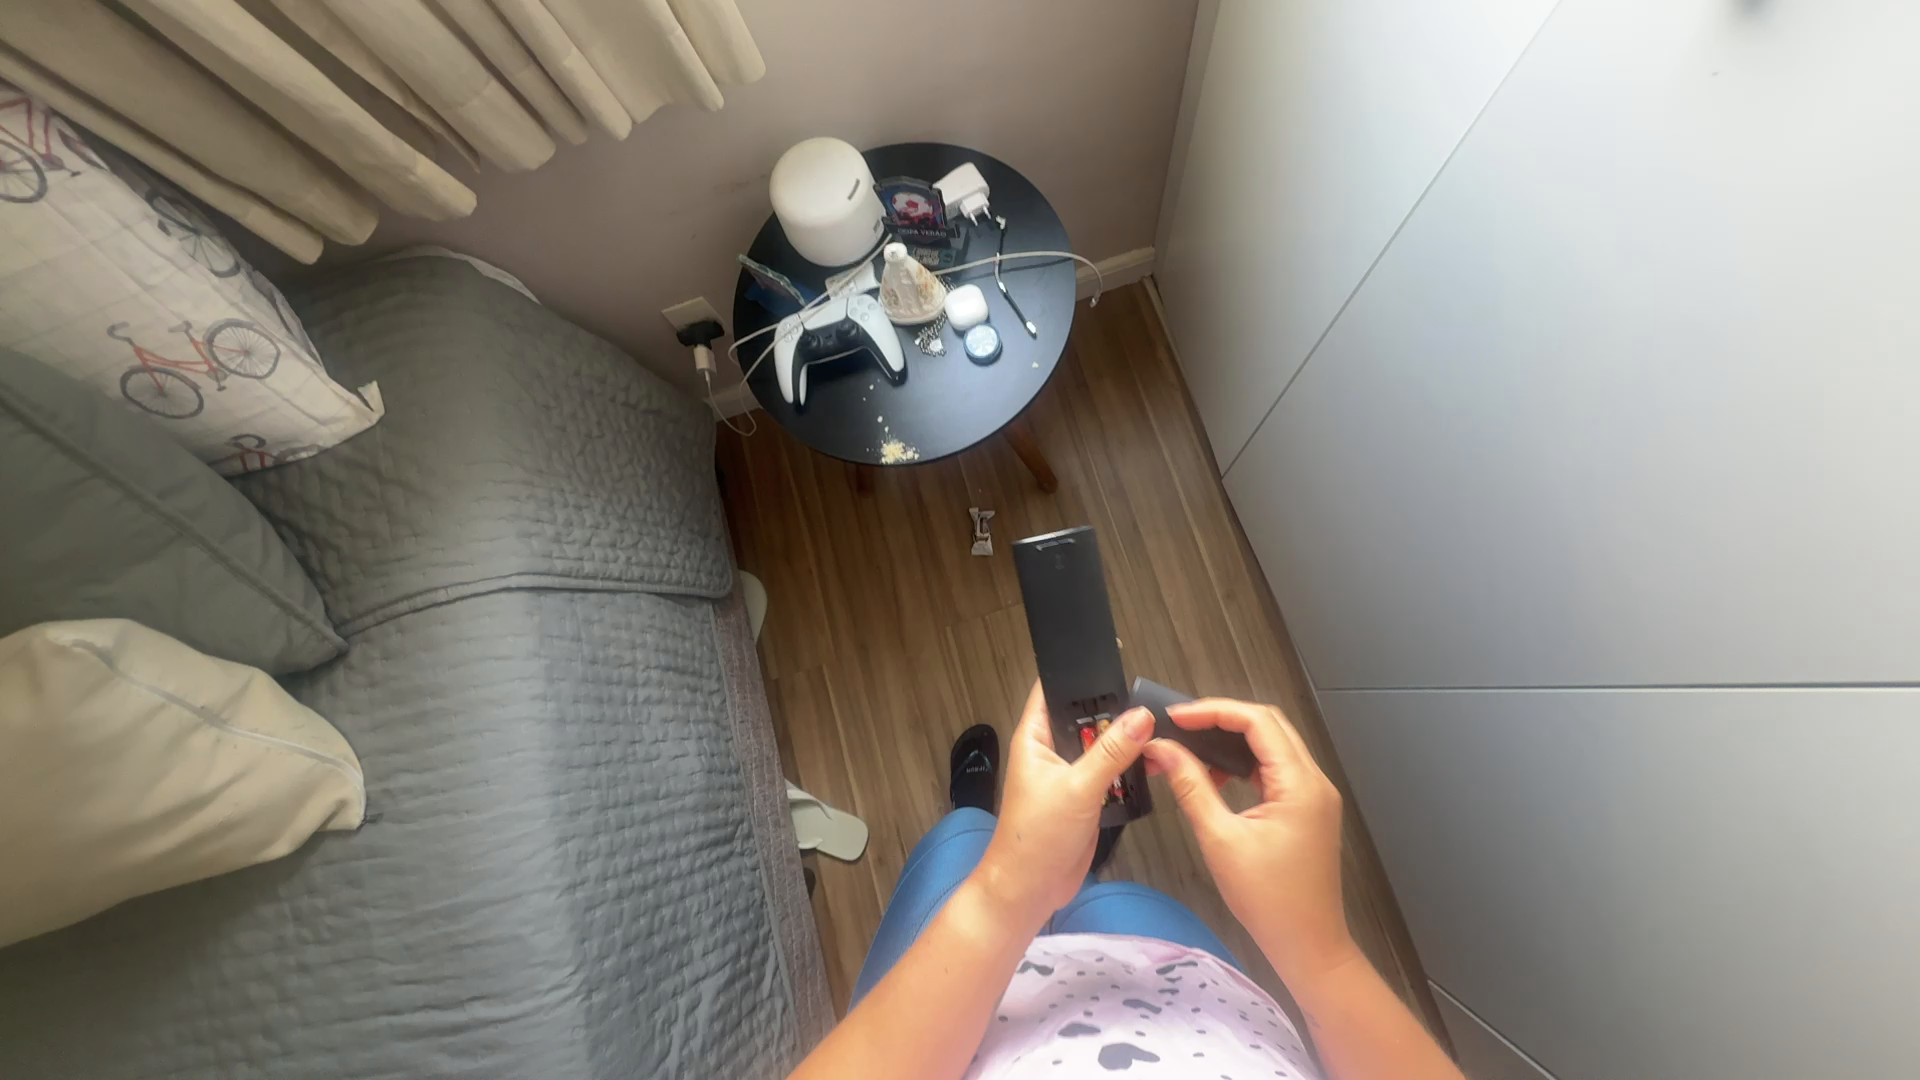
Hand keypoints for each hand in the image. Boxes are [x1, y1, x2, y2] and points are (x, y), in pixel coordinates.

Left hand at [972, 681, 1153, 927]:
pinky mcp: (1086, 796)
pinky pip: (1110, 772)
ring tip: (1161, 731)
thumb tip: (1142, 715)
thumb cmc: (1038, 835)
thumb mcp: (1078, 788)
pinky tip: (1153, 761)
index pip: (1053, 691)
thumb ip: (1111, 751)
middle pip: (1086, 717)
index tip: (1113, 659)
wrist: (1031, 890)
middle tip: (1151, 703)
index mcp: (1035, 736)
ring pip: (1102, 746)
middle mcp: (1051, 749)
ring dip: (1125, 742)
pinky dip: (1128, 769)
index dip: (1078, 674)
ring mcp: (1069, 773)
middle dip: (1114, 711)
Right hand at [1142, 698, 1356, 981]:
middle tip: (1180, 724)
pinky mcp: (1305, 808)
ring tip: (1190, 745)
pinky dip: (1242, 762)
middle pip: (1268, 724)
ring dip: (1231, 738)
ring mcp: (1313, 794)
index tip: (1175, 716)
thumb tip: (1162, 749)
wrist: (1309, 947)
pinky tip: (1213, 775)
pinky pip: (1273, 767)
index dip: (1213, 710)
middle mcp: (1313, 781)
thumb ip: (1190, 785)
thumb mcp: (1220, 839)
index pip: (1258, 721)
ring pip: (1271, 743)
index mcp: (1299, 784)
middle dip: (1221, 717)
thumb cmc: (1267, 899)